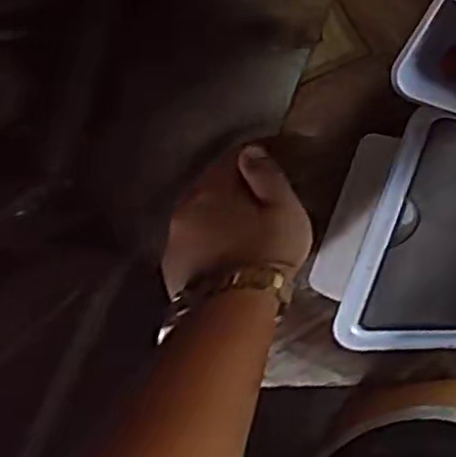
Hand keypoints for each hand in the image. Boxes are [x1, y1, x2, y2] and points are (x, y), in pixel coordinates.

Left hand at [161, 143, 312, 299]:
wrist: (233, 306)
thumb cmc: (268, 248)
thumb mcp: (283, 206)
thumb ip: (266, 176)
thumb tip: (251, 150)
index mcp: (211, 191)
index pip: (231, 157)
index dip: (255, 150)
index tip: (278, 150)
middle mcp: (184, 210)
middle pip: (210, 183)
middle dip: (235, 179)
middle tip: (264, 182)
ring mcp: (173, 240)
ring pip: (199, 209)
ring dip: (221, 205)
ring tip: (248, 211)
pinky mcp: (172, 266)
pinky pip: (195, 233)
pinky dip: (213, 228)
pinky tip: (230, 236)